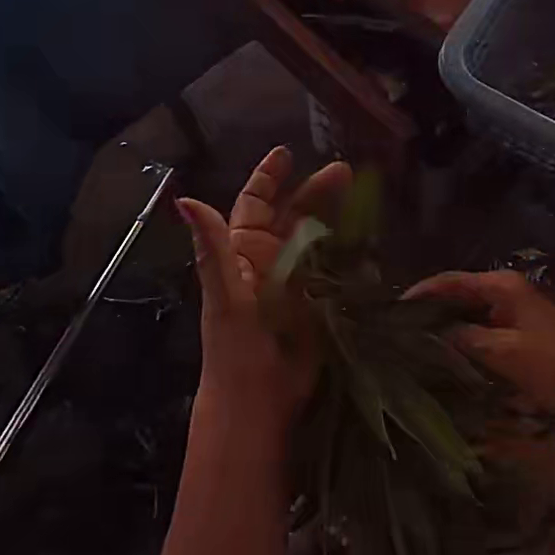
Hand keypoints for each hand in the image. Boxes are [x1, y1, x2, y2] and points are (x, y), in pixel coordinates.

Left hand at [176, 147, 351, 444]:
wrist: (259, 401)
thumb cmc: (235, 347)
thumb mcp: (224, 293)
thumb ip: (211, 246)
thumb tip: (184, 198)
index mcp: (242, 253)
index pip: (254, 204)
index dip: (268, 177)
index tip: (286, 153)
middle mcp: (271, 261)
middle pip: (293, 215)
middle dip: (315, 191)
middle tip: (344, 170)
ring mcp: (298, 281)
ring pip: (318, 237)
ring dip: (337, 216)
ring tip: (362, 197)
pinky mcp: (322, 303)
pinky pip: (338, 269)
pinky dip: (353, 253)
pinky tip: (371, 238)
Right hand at [404, 270, 554, 428]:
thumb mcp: (504, 353)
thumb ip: (462, 339)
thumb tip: (426, 333)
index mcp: (502, 287)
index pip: (448, 281)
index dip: (419, 292)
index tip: (390, 309)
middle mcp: (509, 294)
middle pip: (458, 298)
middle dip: (431, 314)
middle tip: (399, 332)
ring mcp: (519, 317)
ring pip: (472, 320)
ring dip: (449, 333)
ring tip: (418, 349)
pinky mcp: (528, 339)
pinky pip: (487, 337)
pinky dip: (470, 348)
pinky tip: (454, 366)